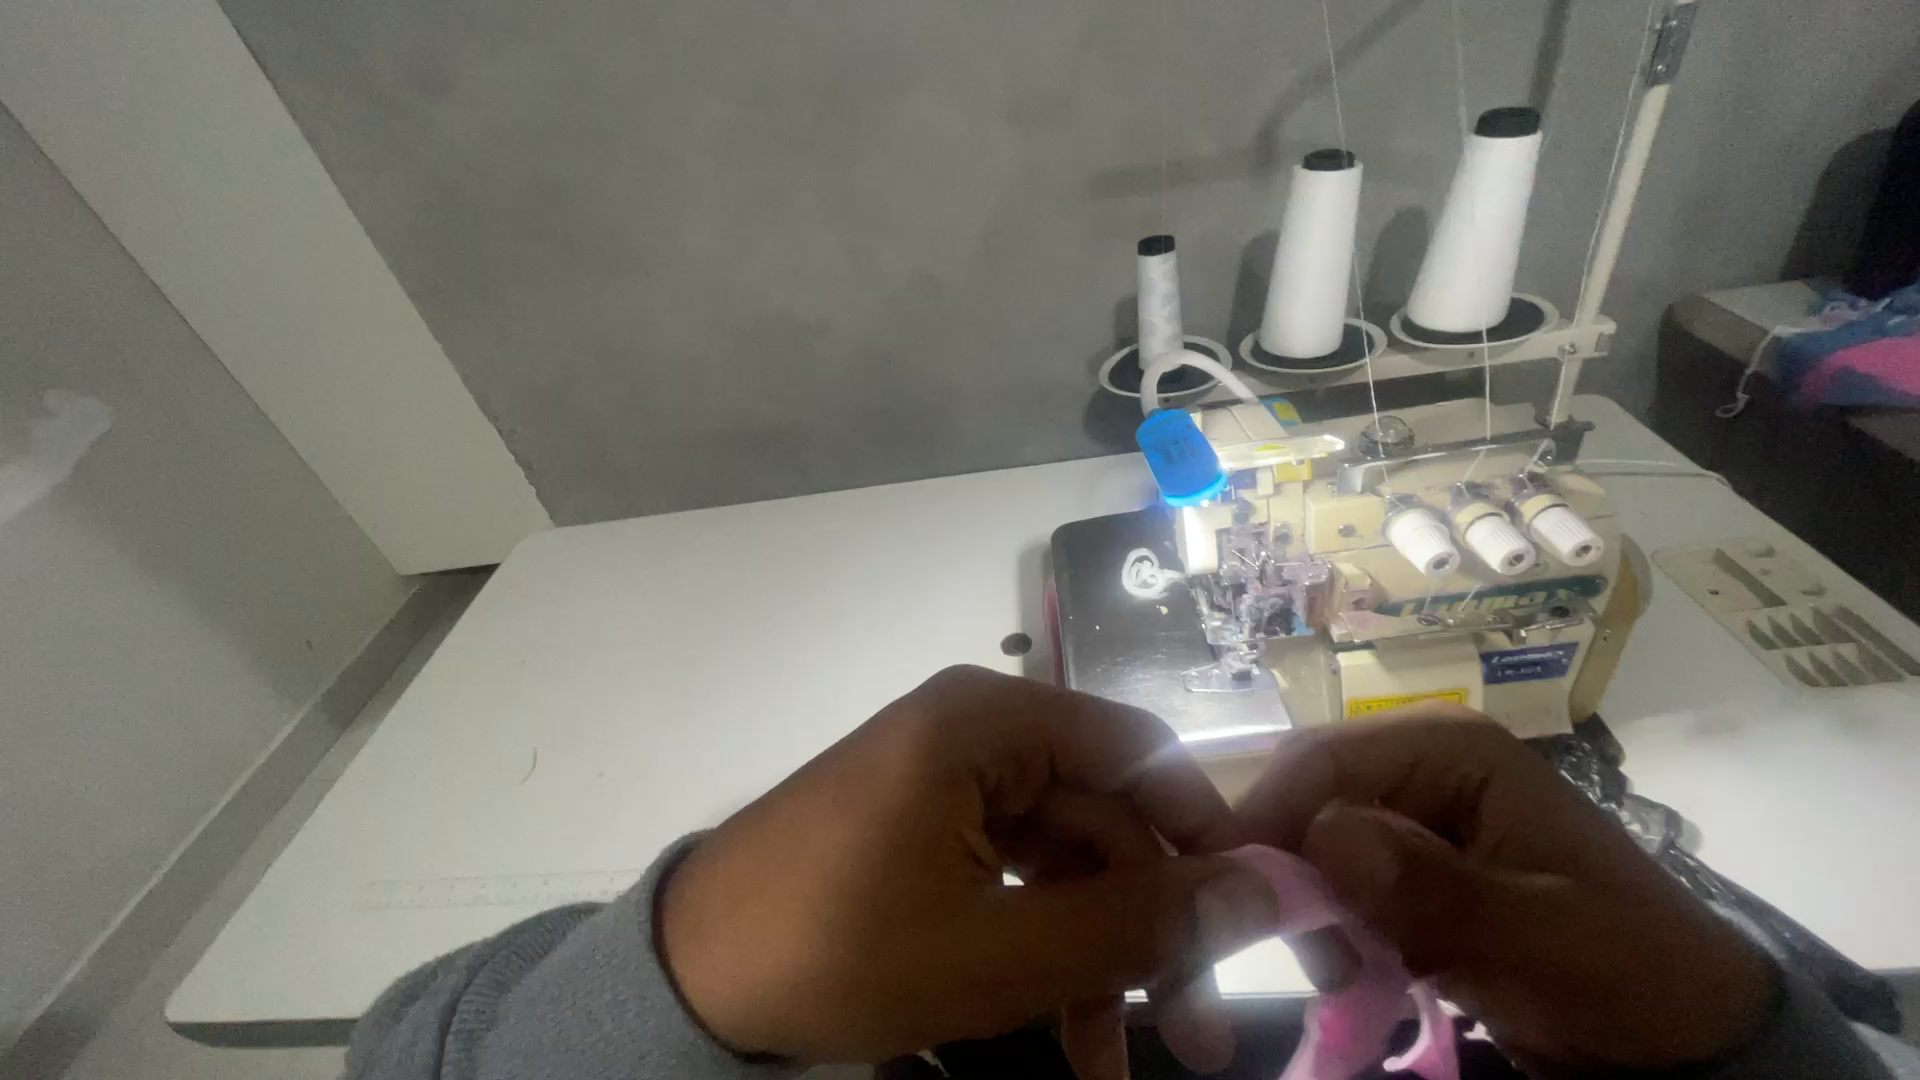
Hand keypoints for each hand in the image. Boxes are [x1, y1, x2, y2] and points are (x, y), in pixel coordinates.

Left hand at [658, 666, 1280, 1078]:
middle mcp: (978, 733)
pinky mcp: (931, 825)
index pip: (1138, 753)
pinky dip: (1046, 946)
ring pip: (1064, 859)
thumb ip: (1135, 923)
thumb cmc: (842, 947)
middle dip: (1149, 923)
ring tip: (1118, 1059)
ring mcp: (952, 779)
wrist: (693, 975)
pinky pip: (1016, 876)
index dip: (1202, 832)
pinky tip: (1067, 1032)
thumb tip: (1258, 893)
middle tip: (1193, 1033)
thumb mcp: (1000, 952)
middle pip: (1103, 814)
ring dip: (1098, 953)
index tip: (1249, 921)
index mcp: (991, 722)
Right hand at [1235, 707, 1774, 1070]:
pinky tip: (1361, 966)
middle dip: (1290, 869)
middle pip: (1303, 794)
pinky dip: (1329, 924)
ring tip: (1346, 973)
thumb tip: (1328, 838)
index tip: (1232, 888)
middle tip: (1308, 953)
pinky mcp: (1397, 858)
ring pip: (1304, 838)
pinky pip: (1327, 876)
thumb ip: (1440, 891)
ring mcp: (1403, 810)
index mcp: (1446, 747)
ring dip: (1309, 906)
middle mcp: (1412, 762)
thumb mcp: (1549, 942)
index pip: (1322, 758)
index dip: (1268, 813)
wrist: (1681, 1037)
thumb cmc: (1630, 973)